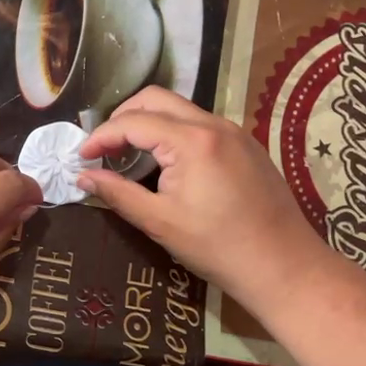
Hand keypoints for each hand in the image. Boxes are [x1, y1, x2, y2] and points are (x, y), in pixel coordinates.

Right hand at [77, 87, 333, 313]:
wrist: (284, 267)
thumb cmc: (218, 248)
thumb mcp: (160, 222)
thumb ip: (117, 193)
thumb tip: (83, 176)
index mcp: (191, 141)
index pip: (133, 122)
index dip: (101, 136)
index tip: (81, 156)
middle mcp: (213, 125)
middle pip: (156, 99)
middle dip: (123, 117)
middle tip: (104, 147)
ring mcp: (234, 131)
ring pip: (180, 108)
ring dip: (149, 122)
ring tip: (129, 154)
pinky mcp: (246, 144)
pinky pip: (200, 124)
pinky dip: (173, 131)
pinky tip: (165, 162)